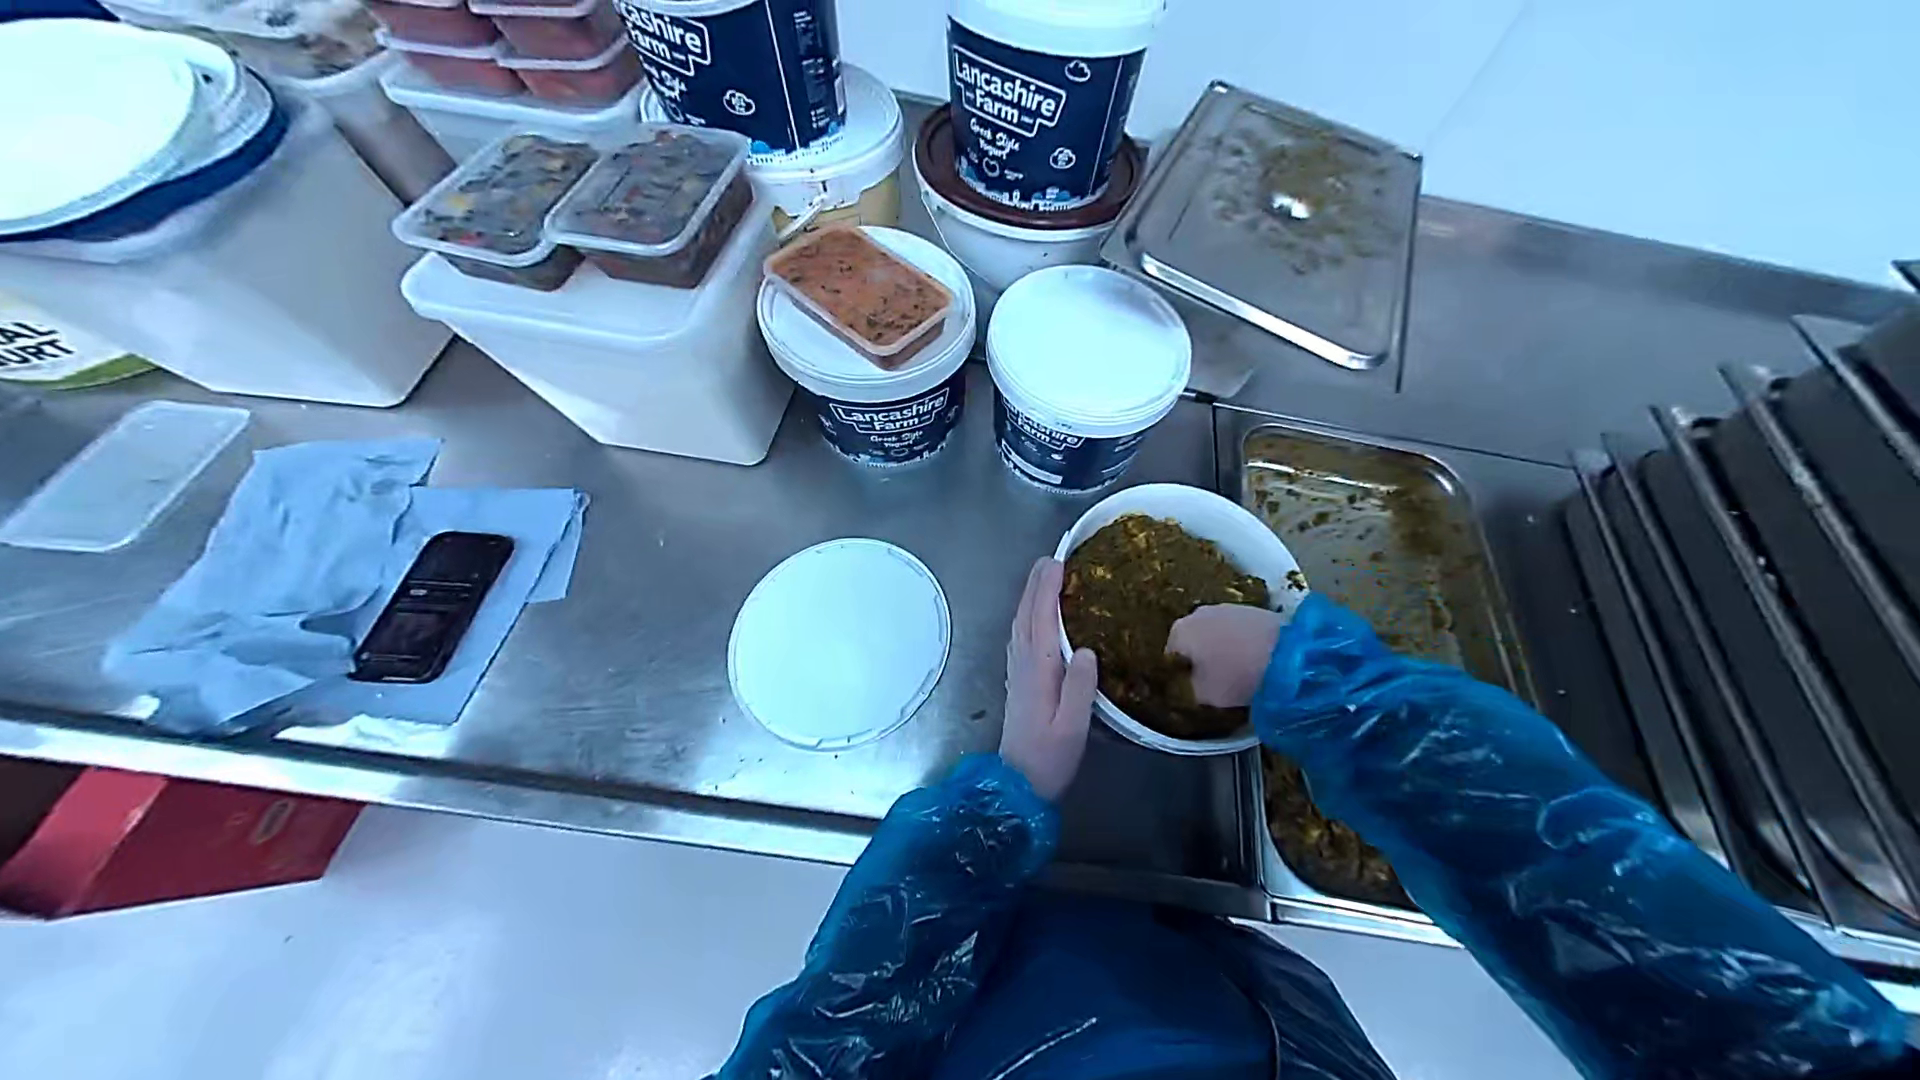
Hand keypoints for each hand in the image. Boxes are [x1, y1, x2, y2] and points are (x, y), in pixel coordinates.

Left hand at [1001, 558, 1096, 801]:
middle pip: (1026, 616)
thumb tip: (1085, 650)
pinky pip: (1021, 638)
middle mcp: (1023, 665)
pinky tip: (1033, 616)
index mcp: (1038, 671)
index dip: (1047, 590)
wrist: (1017, 784)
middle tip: (1050, 557)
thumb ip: (1079, 689)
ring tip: (1042, 577)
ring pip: (1020, 625)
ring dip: (1030, 597)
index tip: (1057, 562)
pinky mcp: (1018, 682)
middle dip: (1036, 585)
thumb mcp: (1072, 727)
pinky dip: (1027, 617)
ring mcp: (1017, 673)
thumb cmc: (1049, 758)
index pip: (1041, 621)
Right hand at [1167, 604, 1283, 708]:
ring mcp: (1225, 607)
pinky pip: (1237, 628)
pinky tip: (1254, 657)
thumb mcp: (1204, 695)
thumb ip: (1189, 688)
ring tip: (1238, 668)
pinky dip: (1241, 641)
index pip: (1170, 656)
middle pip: (1192, 639)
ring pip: (1215, 631)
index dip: (1180, 673)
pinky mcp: (1251, 607)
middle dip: (1200, 656)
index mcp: (1178, 632)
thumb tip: (1190, 682)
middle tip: (1215, 677)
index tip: (1192, 686)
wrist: (1289, 654)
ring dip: (1221, 646)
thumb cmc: (1237, 675)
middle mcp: (1196, 613)